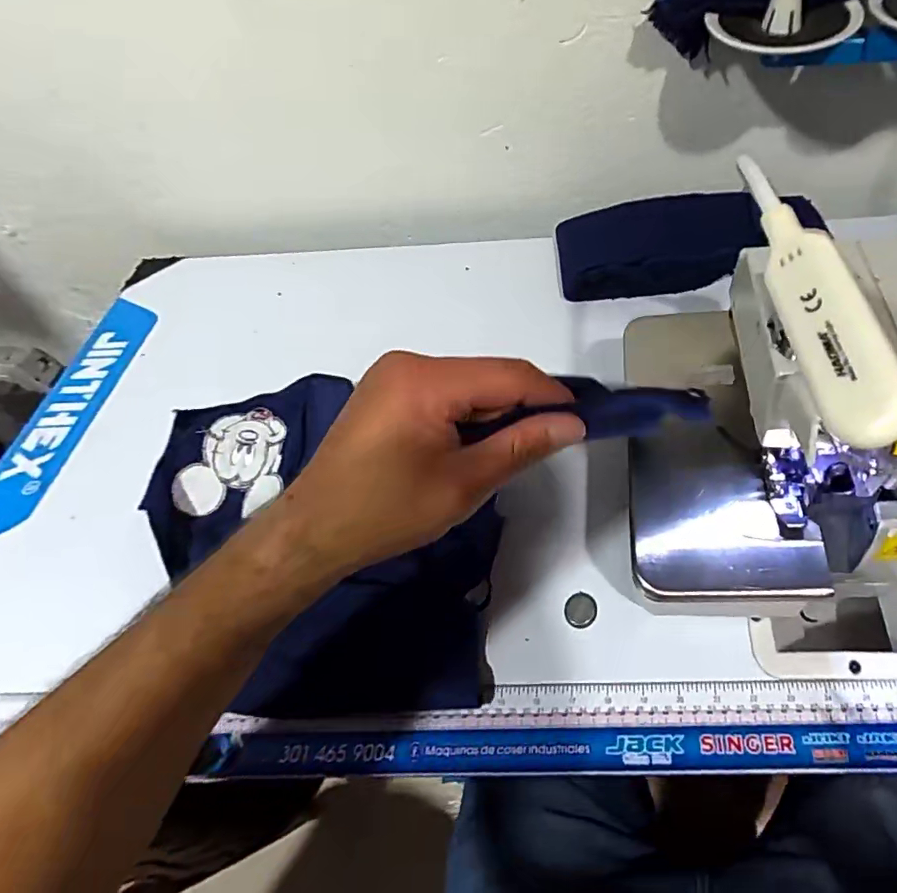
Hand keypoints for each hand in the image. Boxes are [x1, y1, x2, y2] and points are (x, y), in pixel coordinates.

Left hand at [252, 351, 585, 578]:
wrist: (312, 532)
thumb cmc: (387, 512)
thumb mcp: (464, 483)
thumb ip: (522, 445)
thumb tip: (573, 423)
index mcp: (425, 380)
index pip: (508, 376)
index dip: (552, 395)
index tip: (584, 418)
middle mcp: (410, 363)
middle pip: (489, 376)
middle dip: (524, 405)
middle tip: (553, 440)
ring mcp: (395, 374)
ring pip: (470, 383)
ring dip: (497, 411)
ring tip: (514, 448)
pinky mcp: (389, 389)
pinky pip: (447, 391)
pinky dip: (470, 413)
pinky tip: (476, 443)